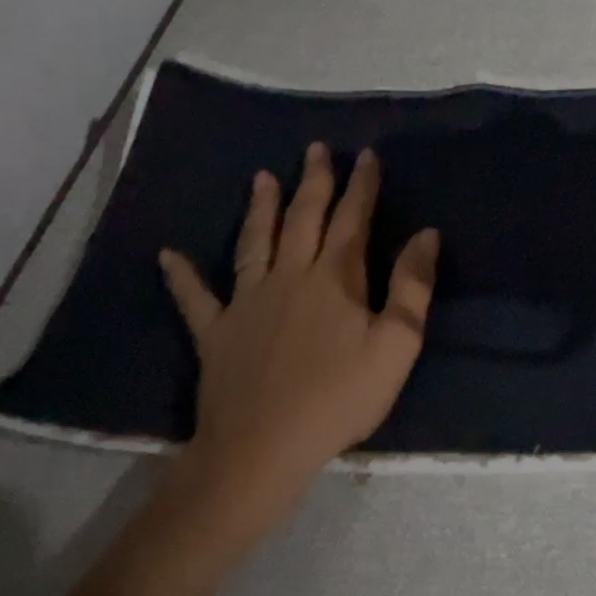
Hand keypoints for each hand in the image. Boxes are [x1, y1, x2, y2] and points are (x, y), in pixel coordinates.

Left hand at [157, 142, 439, 481]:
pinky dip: (182, 276)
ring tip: (260, 177)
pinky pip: (196, 298)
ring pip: (254, 243)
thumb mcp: (397, 343)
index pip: (353, 221)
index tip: (367, 155)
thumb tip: (426, 234)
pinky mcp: (216, 333)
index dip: (361, 187)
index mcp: (336, 279)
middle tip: (316, 150)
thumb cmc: (342, 396)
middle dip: (313, 183)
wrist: (263, 445)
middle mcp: (289, 277)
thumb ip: (413, 286)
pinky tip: (169, 255)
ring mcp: (247, 303)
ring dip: (259, 209)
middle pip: (302, 220)